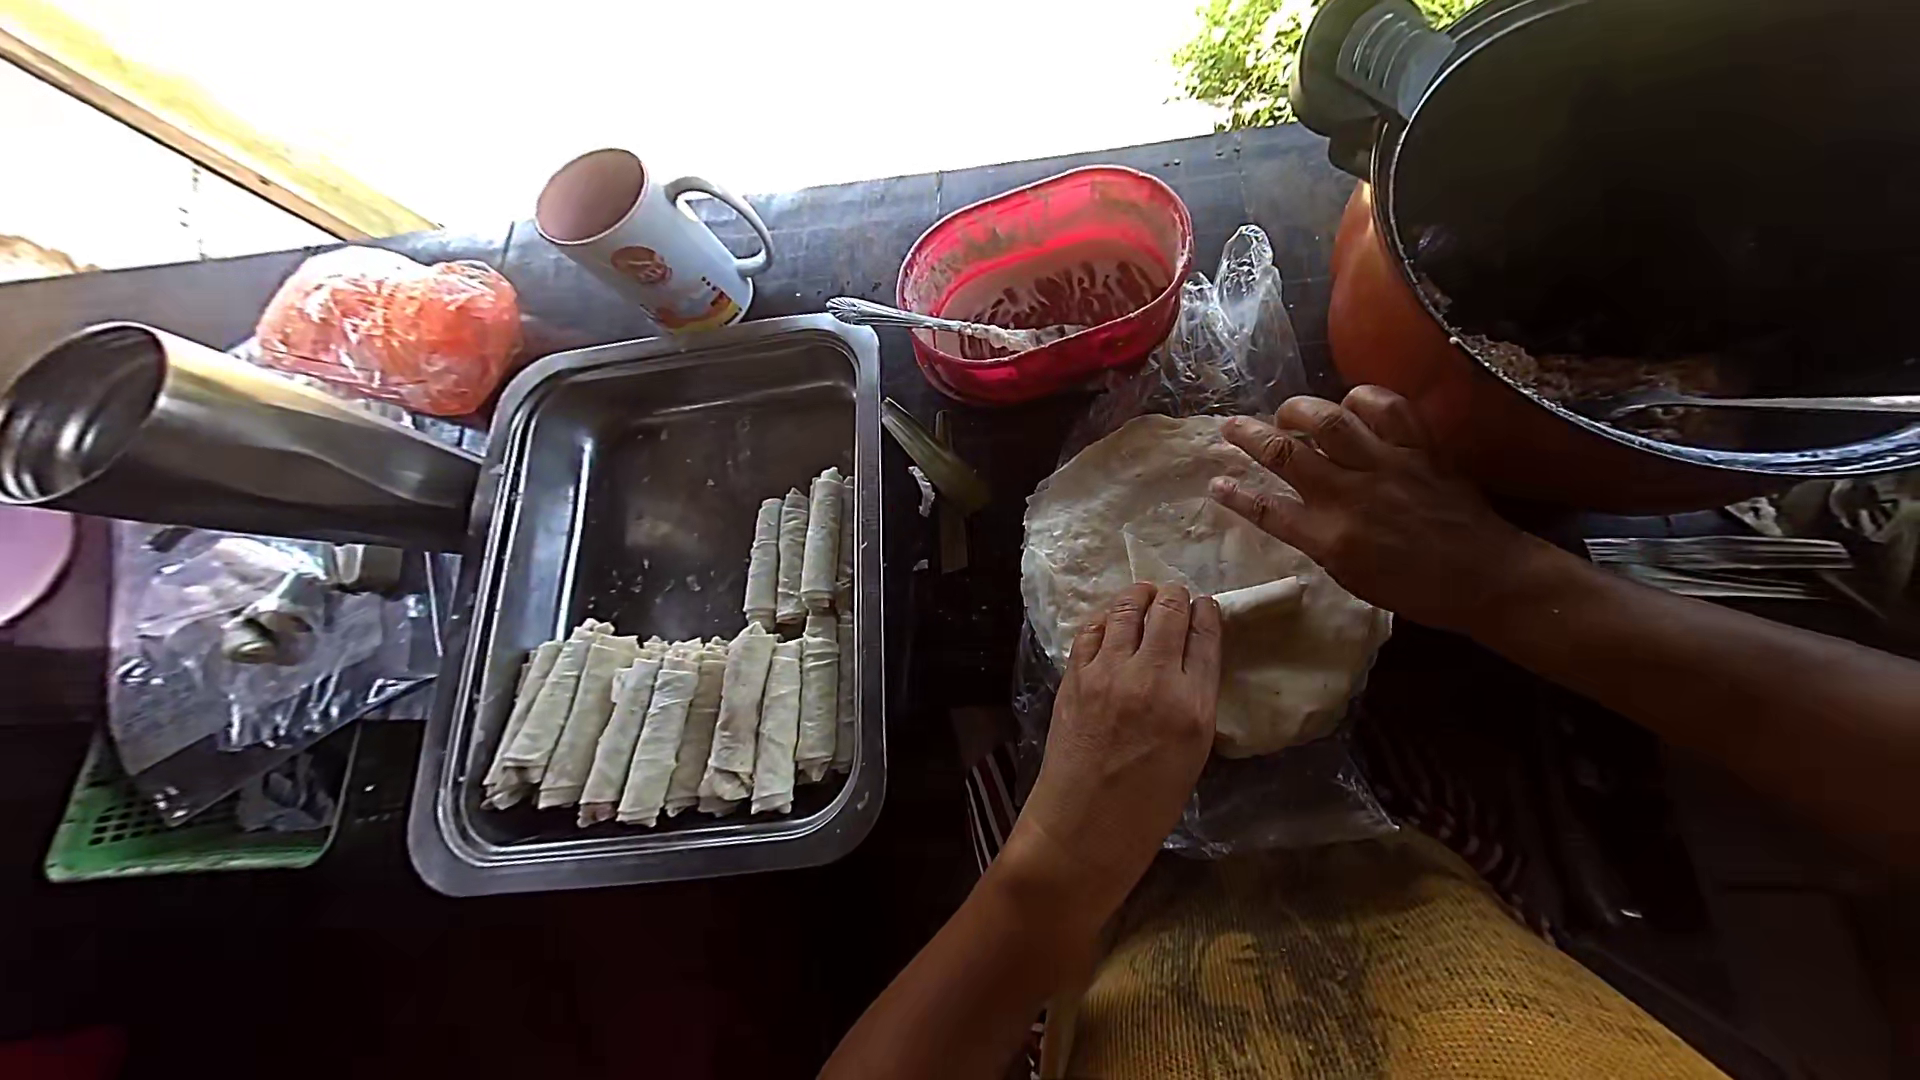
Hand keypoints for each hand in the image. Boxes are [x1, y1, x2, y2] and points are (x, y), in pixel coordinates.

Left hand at [1005, 584, 1221, 924]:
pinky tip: (1110, 620)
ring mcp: (1108, 673)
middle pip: (1168, 612)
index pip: (1205, 638)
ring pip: (1126, 611)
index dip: (1206, 612)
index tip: (1205, 604)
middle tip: (1173, 593)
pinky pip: (1091, 630)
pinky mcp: (1075, 676)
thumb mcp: (1191, 753)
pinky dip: (1104, 619)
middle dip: (1174, 595)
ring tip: (1143, 592)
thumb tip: (1185, 660)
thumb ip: (1192, 700)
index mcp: (1193, 707)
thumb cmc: (1147, 805)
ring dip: (1138, 595)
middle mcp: (1153, 680)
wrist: (1084, 826)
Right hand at [1208, 386, 1553, 633]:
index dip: (1234, 494)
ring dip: (1299, 409)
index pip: (1266, 510)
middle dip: (1249, 436)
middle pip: (1286, 455)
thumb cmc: (1411, 588)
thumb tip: (1286, 510)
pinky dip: (1364, 398)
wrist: (1486, 579)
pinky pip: (1390, 408)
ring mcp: (1387, 467)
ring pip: (1330, 421)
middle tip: (1231, 425)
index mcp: (1329, 536)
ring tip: (1287, 412)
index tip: (1215, 482)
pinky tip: (1350, 403)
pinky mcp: (1420, 450)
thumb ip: (1313, 537)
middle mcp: (1350, 495)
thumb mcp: (1347, 574)